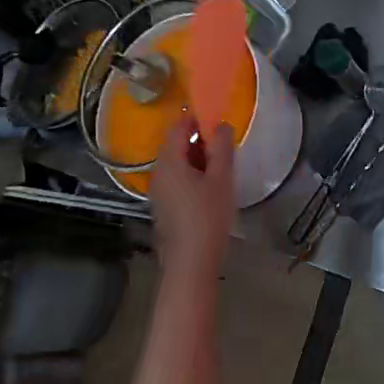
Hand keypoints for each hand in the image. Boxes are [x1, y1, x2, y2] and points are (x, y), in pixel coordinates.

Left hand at [149, 116, 234, 284]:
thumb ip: (221, 149)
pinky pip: (177, 182)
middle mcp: (158, 173)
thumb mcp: (221, 180)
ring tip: (222, 171)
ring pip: (178, 165)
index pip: (178, 127)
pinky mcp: (164, 207)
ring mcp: (158, 192)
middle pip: (176, 146)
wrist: (190, 263)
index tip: (218, 122)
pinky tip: (211, 192)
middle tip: (225, 149)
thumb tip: (221, 125)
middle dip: (200, 142)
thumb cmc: (207, 218)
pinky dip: (193, 178)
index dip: (197, 120)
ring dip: (198, 161)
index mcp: (169, 162)